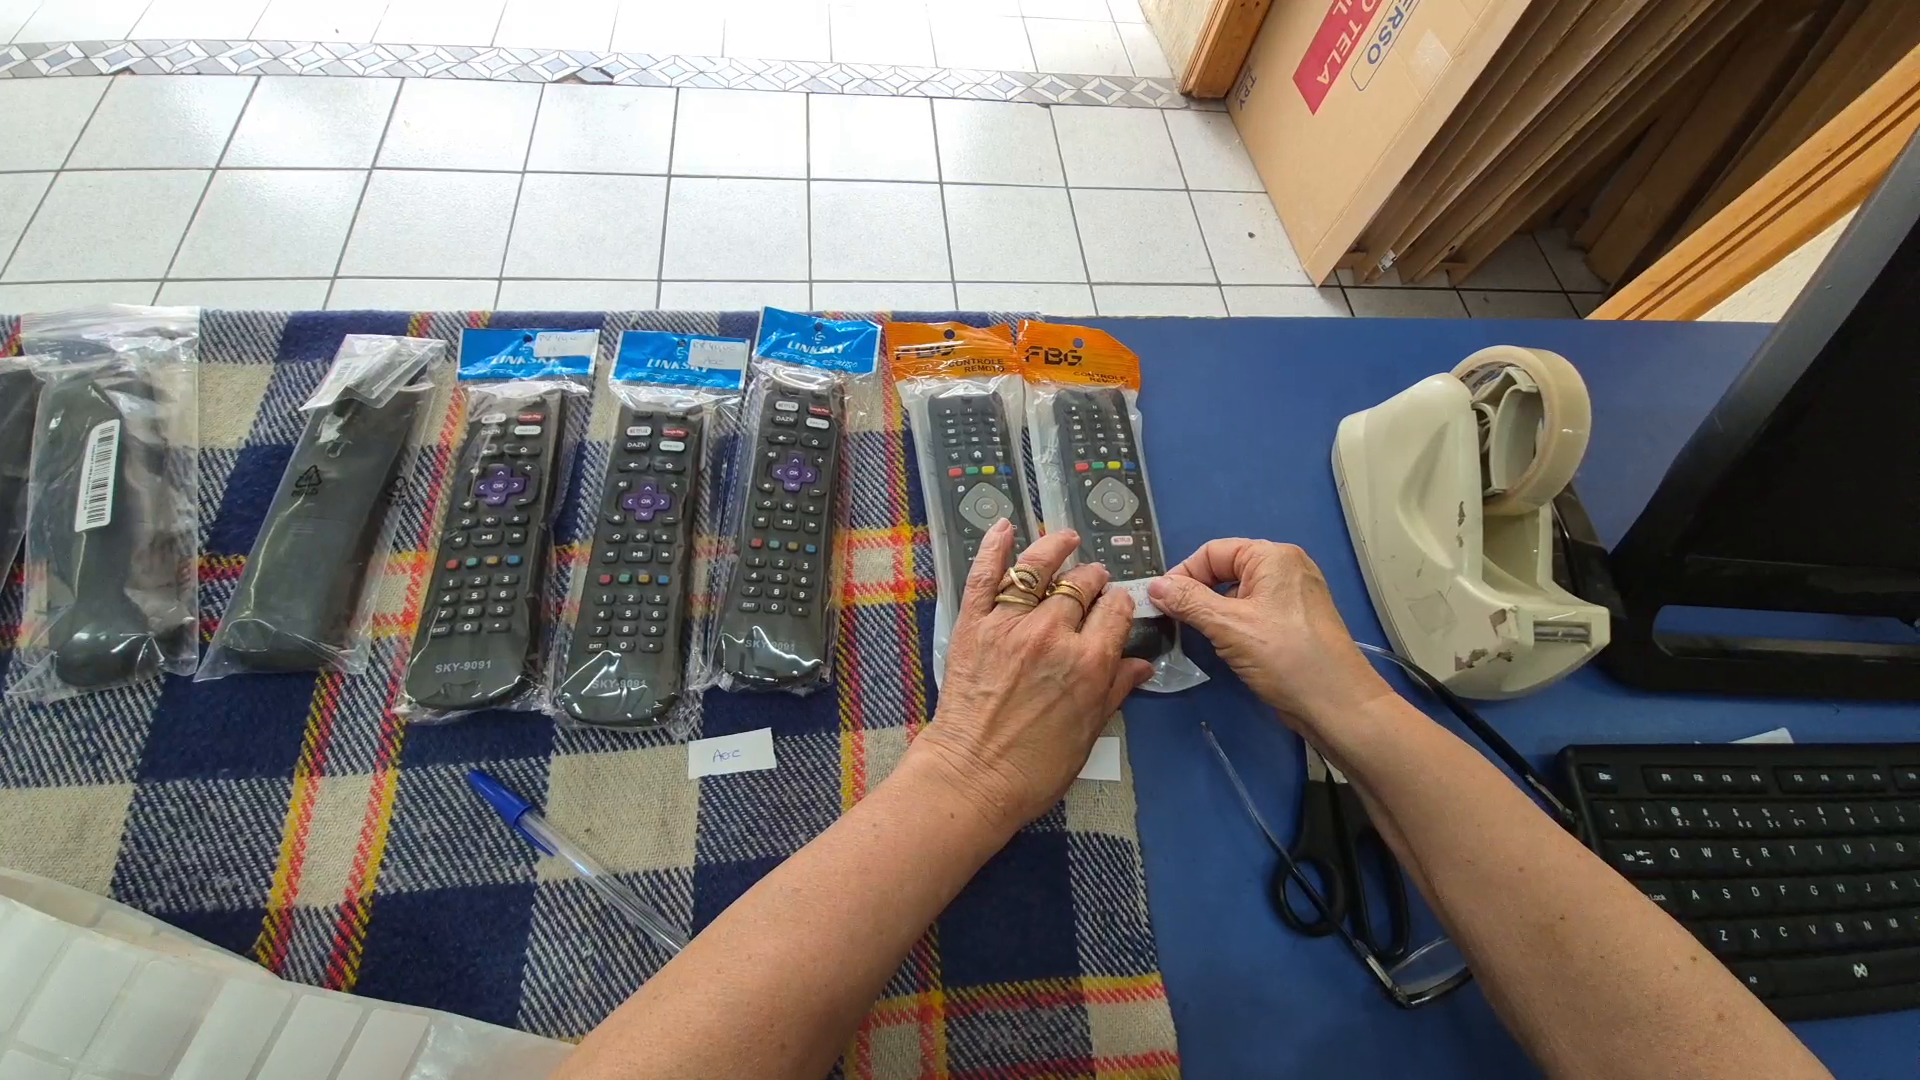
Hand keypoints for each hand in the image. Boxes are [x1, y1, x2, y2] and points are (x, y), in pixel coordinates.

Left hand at [906, 520, 1154, 834]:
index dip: (1119, 603)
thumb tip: (1142, 664)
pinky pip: (984, 576)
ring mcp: (1010, 624)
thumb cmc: (1036, 767)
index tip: (1115, 605)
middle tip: (1092, 581)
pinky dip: (993, 547)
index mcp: (1089, 662)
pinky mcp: (973, 624)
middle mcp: (1053, 634)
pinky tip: (1003, 527)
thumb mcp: (1089, 732)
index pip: (1115, 610)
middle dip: (1092, 579)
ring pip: (1037, 569)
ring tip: (1065, 539)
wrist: (972, 776)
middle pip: (1081, 585)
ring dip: (1055, 548)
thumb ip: (1115, 690)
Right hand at [1147, 539, 1390, 728]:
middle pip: (1224, 569)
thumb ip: (1188, 602)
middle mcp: (1284, 568)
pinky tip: (1222, 643)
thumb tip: (1154, 586)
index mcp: (1272, 557)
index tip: (1161, 602)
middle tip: (1173, 618)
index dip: (1184, 574)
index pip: (1212, 552)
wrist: (1337, 705)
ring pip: (1235, 592)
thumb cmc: (1285, 658)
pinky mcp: (1292, 620)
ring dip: (1211, 610)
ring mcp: (1291, 595)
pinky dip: (1230, 622)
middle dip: (1196, 592)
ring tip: (1195, 632)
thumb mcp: (1229, 626)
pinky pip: (1251, 610)